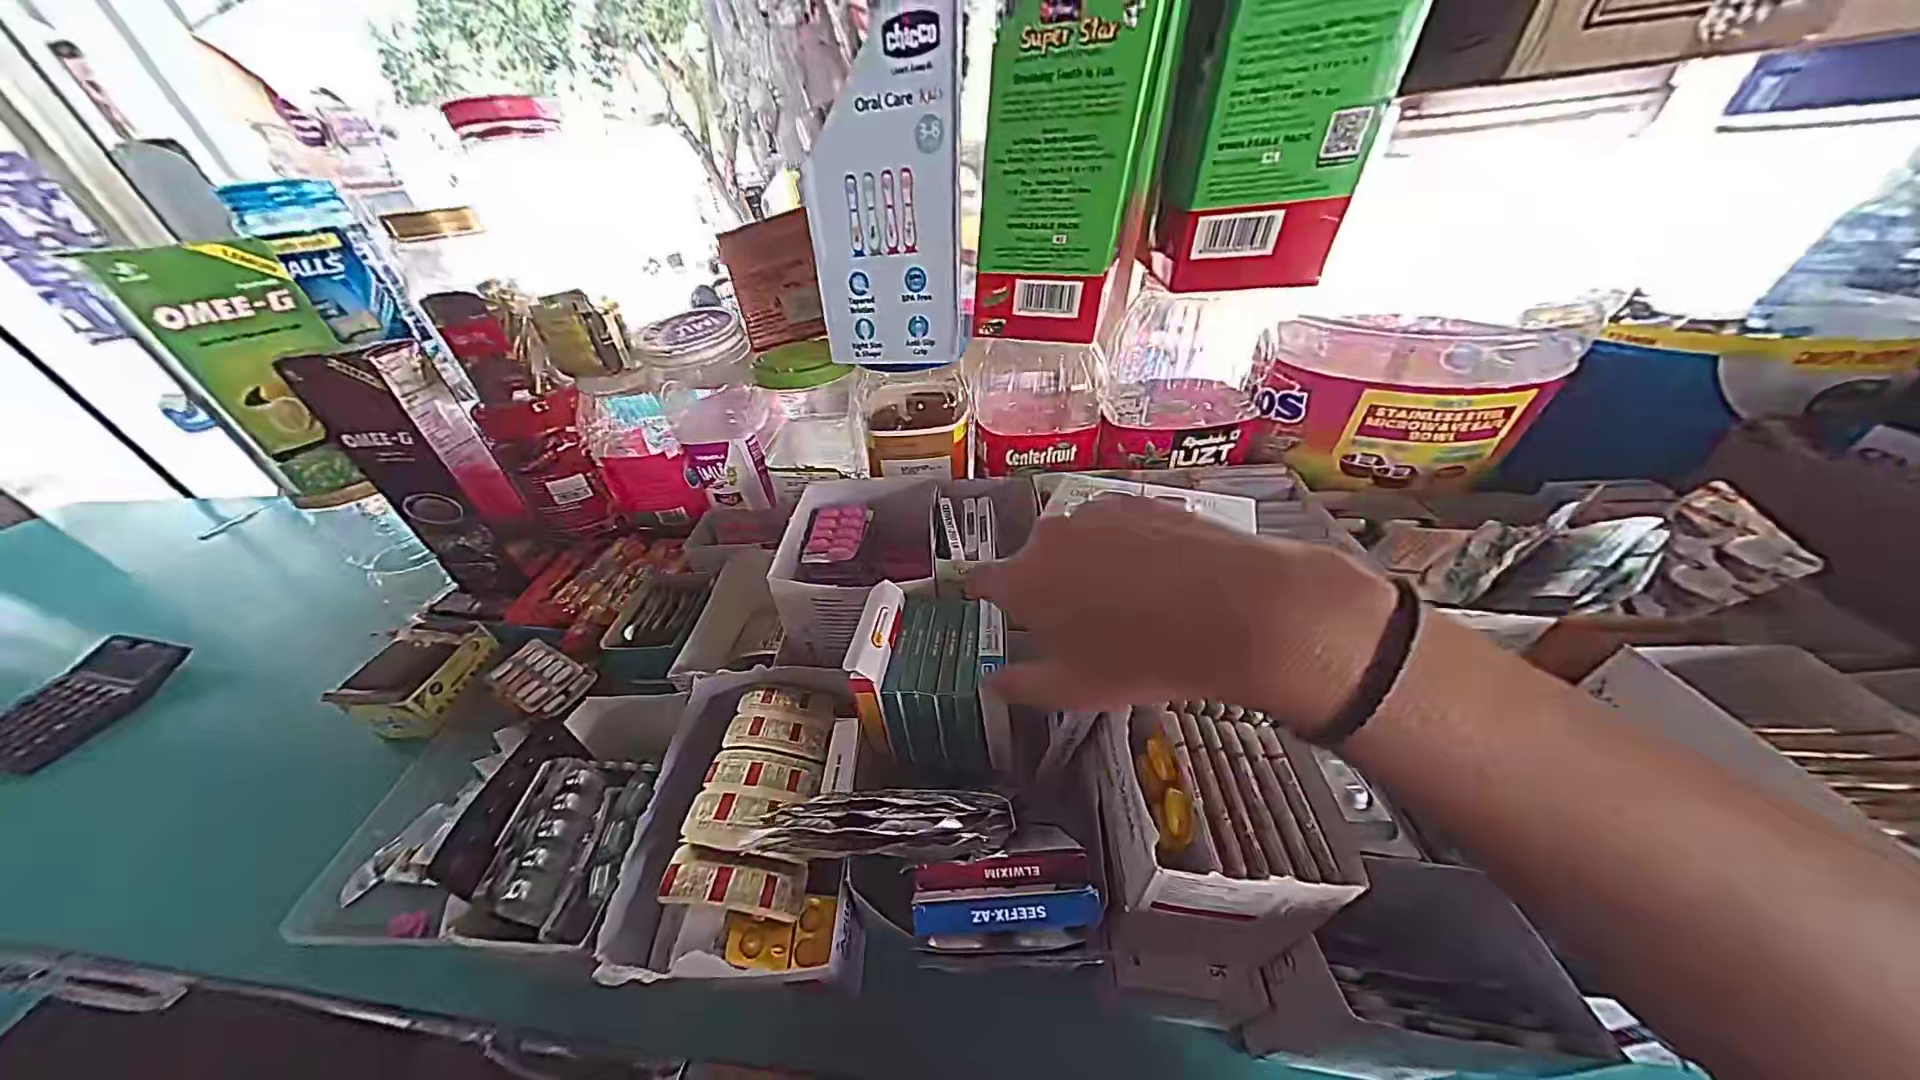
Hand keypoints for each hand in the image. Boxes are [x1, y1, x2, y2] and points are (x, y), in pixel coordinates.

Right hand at [968, 495, 1397, 737]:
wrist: (1237, 611)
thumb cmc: (1143, 658)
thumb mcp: (1075, 689)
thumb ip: (1021, 685)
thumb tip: (991, 682)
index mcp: (1022, 580)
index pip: (979, 580)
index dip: (983, 595)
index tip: (993, 606)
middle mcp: (1049, 536)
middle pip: (1031, 559)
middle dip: (1044, 584)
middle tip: (1077, 617)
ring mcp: (1095, 512)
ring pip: (1074, 540)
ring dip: (1084, 561)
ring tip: (1126, 595)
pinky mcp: (1136, 500)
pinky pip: (1112, 524)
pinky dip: (1122, 544)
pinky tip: (1155, 571)